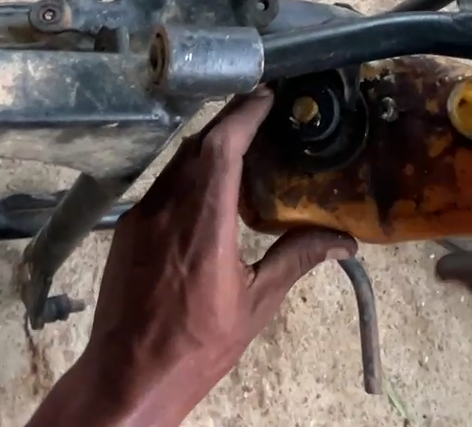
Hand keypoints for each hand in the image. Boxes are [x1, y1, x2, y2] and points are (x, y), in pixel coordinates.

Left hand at [31, 89, 355, 426]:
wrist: (128, 376)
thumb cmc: (197, 346)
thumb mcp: (255, 305)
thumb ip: (296, 260)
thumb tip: (344, 241)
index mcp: (204, 225)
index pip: (221, 149)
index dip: (243, 115)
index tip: (266, 96)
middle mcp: (168, 209)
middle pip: (198, 143)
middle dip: (230, 119)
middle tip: (261, 108)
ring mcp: (142, 215)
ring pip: (178, 159)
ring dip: (209, 142)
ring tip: (240, 137)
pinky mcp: (127, 225)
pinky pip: (162, 182)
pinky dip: (188, 169)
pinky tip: (206, 181)